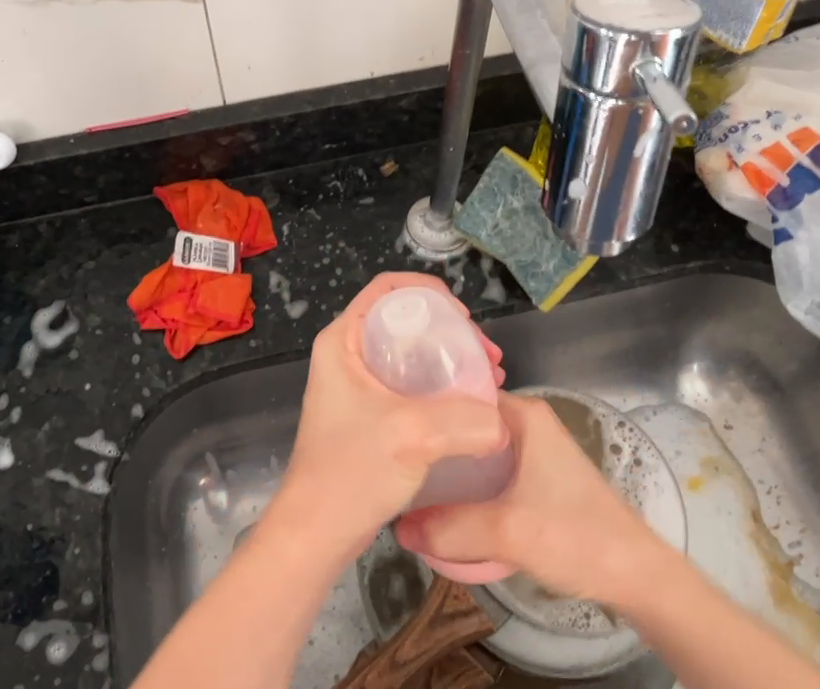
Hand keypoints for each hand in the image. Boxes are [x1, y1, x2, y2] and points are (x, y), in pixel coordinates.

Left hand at [271, 273, 508, 557]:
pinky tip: (470, 410)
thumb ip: (465, 421)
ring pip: (410, 355)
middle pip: (404, 321)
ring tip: (488, 383)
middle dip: (451, 332)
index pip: (387, 289)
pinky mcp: (367, 415)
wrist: (317, 530)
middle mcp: (345, 356)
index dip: (430, 292)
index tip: (465, 319)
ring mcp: (355, 387)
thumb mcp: (413, 436)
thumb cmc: (352, 471)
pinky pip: (409, 386)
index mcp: (341, 341)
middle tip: (487, 357)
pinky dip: (440, 389)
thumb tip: (502, 422)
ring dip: (450, 362)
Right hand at [394, 394, 666, 609]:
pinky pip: (486, 471)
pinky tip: (438, 501)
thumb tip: (396, 528)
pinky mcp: (534, 480)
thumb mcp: (507, 532)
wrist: (636, 577)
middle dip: (430, 438)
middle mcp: (526, 423)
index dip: (424, 405)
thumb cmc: (577, 537)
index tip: (389, 422)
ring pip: (475, 449)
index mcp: (523, 414)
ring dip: (446, 465)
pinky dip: (463, 482)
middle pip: (464, 422)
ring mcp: (532, 452)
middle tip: (389, 456)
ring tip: (404, 478)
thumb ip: (449, 527)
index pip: (460, 392)